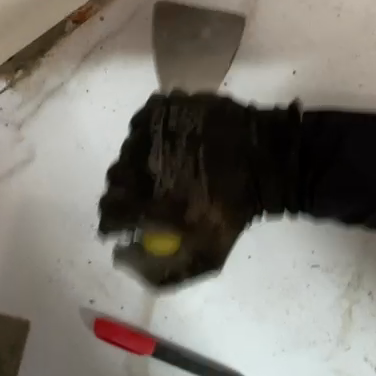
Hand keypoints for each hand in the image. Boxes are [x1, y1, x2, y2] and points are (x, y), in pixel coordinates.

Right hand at [96, 92, 297, 287]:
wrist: (267, 158)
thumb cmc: (236, 209)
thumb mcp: (206, 255)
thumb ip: (159, 270)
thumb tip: (122, 257)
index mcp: (147, 198)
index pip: (109, 213)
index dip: (114, 222)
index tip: (124, 224)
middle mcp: (141, 162)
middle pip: (116, 180)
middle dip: (127, 192)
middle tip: (146, 196)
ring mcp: (151, 129)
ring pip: (129, 149)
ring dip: (140, 161)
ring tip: (165, 167)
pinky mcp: (164, 105)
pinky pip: (144, 121)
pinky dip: (152, 134)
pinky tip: (172, 143)